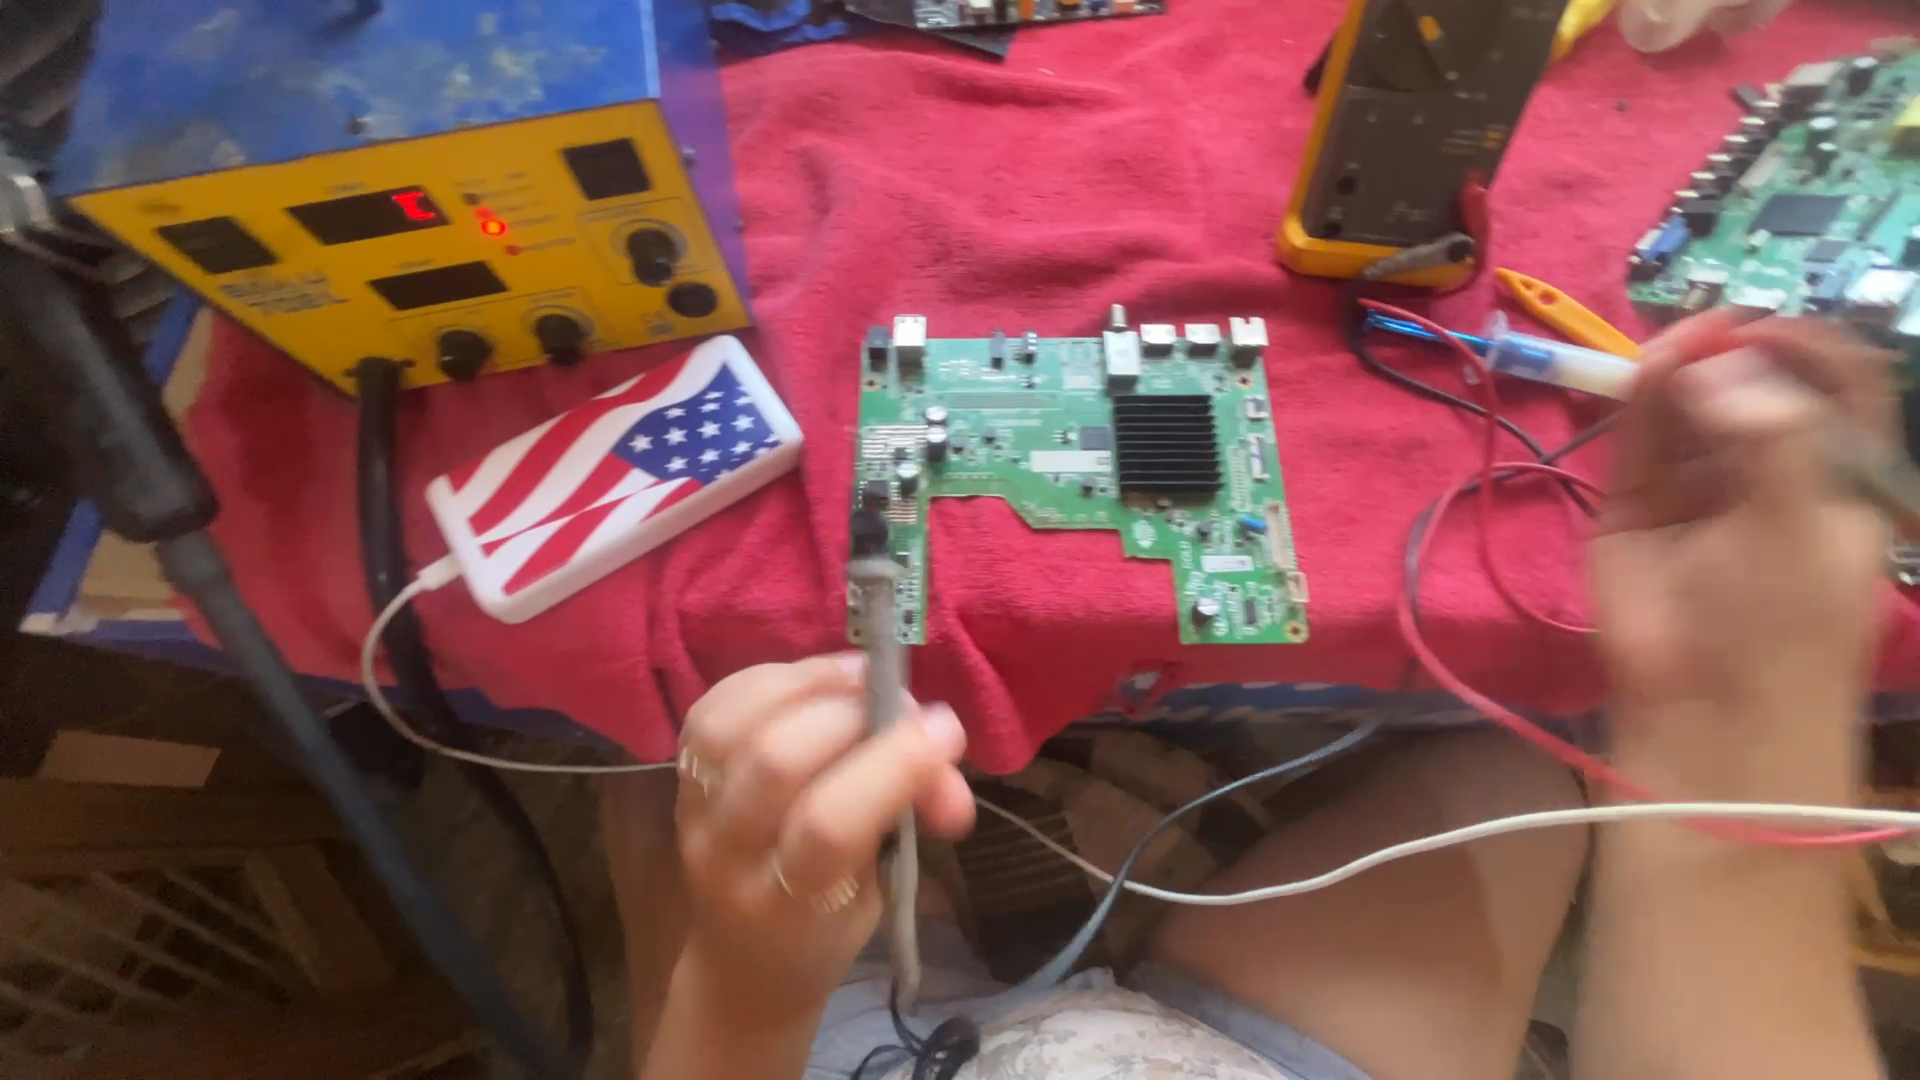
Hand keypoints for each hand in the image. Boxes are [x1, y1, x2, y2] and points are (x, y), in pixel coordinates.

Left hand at [670, 655, 974, 1024]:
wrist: (740, 960)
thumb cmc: (827, 927)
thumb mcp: (880, 891)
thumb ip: (909, 813)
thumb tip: (946, 745)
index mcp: (788, 905)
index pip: (830, 825)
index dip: (894, 764)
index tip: (947, 731)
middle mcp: (728, 855)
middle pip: (775, 760)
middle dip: (852, 715)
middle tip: (901, 707)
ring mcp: (694, 813)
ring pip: (729, 725)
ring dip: (806, 684)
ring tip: (858, 677)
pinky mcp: (679, 778)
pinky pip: (711, 708)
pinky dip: (770, 679)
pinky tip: (815, 680)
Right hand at [1591, 314, 1893, 765]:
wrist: (1702, 695)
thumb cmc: (1781, 617)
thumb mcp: (1802, 522)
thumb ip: (1767, 439)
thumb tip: (1715, 365)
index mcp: (1835, 476)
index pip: (1830, 392)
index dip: (1803, 353)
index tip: (1766, 327)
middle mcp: (1762, 473)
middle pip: (1749, 396)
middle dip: (1732, 358)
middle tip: (1707, 329)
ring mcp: (1691, 490)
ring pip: (1686, 415)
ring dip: (1681, 376)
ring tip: (1672, 344)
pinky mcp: (1629, 507)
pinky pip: (1637, 447)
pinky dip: (1639, 409)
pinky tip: (1646, 376)